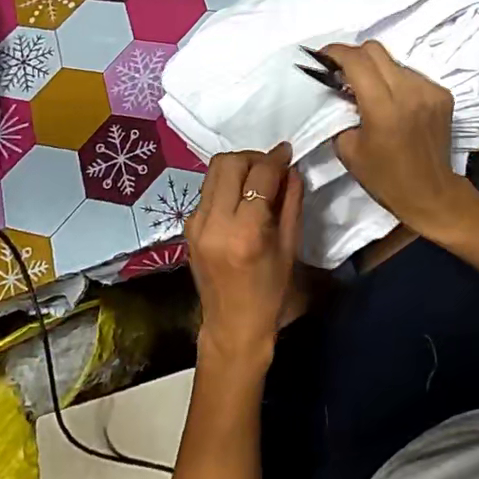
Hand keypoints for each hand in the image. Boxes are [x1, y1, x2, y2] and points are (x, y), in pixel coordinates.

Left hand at [184, 143, 303, 366]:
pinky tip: (241, 199)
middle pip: (228, 164)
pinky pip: (207, 191)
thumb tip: (291, 169)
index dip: (275, 159)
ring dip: (237, 167)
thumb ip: (291, 203)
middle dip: (252, 157)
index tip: (288, 153)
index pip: (258, 177)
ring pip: (213, 172)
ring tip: (257, 180)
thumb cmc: (270, 292)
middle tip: (270, 167)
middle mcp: (214, 223)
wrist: (233, 325)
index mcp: (245, 232)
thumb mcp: (290, 247)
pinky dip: (226, 186)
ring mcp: (195, 224)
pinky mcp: (187, 227)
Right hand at [320, 41, 470, 236]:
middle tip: (341, 72)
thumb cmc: (385, 177)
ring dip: (376, 70)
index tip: (322, 57)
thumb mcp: (348, 149)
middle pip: (375, 50)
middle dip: (353, 56)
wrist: (431, 193)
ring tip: (368, 91)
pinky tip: (393, 102)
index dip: (335, 53)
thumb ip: (341, 115)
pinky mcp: (442, 95)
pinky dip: (396, 82)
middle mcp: (409, 91)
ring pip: (394, 61)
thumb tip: (340, 94)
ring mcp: (429, 91)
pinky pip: (412, 75)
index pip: (356, 61)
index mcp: (383, 107)